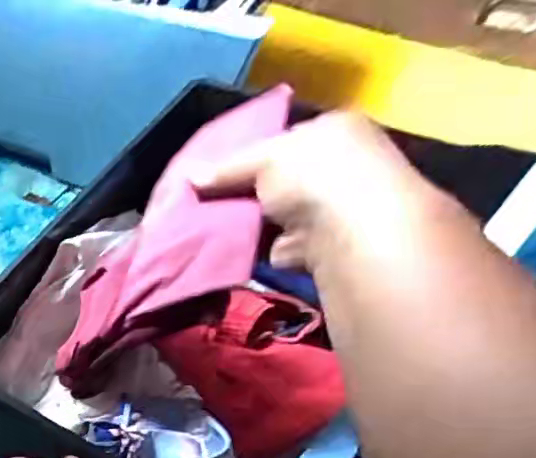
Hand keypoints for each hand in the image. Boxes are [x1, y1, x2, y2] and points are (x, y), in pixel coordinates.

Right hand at [190, 110, 443, 270]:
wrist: (345, 230)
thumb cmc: (313, 174)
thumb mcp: (265, 157)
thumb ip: (228, 168)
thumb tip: (190, 177)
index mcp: (332, 130)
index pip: (286, 139)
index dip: (250, 154)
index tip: (217, 172)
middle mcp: (337, 167)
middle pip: (279, 179)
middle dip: (246, 192)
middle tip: (208, 202)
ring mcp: (328, 210)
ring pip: (274, 216)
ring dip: (249, 223)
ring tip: (212, 227)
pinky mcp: (315, 248)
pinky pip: (274, 246)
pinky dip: (256, 249)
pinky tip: (232, 249)